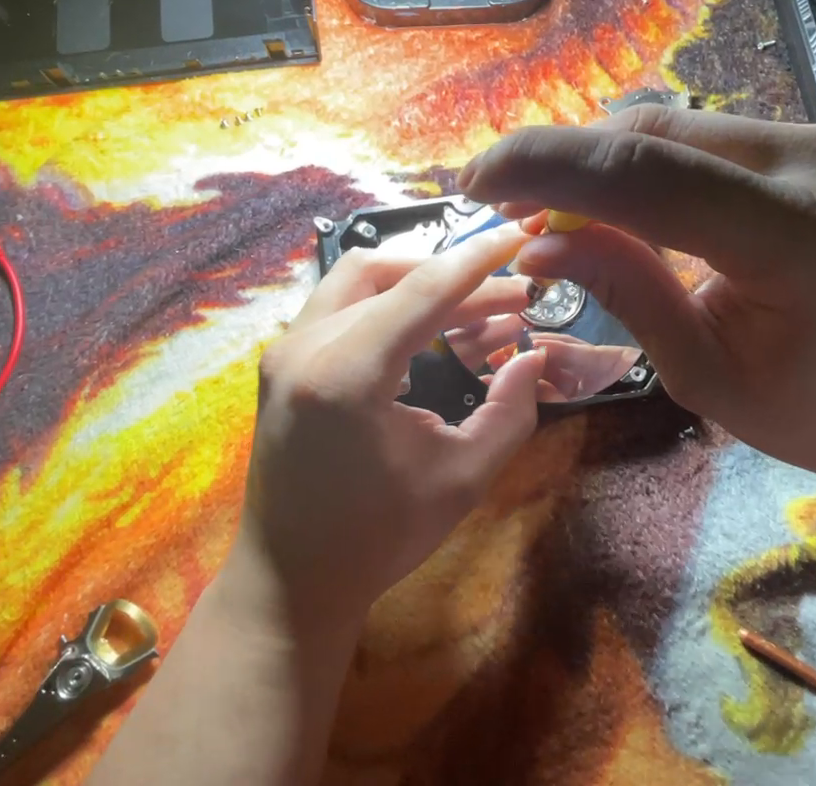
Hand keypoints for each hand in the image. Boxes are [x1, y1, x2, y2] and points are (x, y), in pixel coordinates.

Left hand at [232, 225, 549, 631]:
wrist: (293, 579)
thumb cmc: (378, 538)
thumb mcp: (462, 478)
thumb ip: (510, 411)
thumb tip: (534, 357)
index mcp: (345, 375)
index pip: (423, 291)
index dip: (479, 261)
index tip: (520, 236)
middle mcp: (304, 347)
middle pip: (387, 272)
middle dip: (454, 275)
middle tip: (511, 297)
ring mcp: (284, 351)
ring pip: (357, 279)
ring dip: (417, 282)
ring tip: (474, 307)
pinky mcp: (281, 361)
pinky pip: (339, 305)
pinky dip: (387, 302)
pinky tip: (427, 330)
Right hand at [458, 108, 815, 496]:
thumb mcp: (705, 372)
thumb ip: (623, 286)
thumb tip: (537, 236)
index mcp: (803, 242)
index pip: (645, 175)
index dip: (547, 166)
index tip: (477, 179)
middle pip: (660, 132)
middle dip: (571, 161)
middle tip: (516, 205)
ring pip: (688, 126)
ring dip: (615, 160)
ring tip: (570, 208)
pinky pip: (724, 137)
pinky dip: (665, 163)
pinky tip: (639, 202)